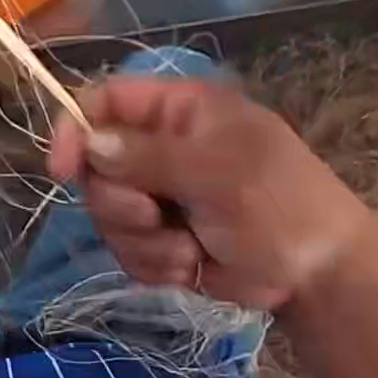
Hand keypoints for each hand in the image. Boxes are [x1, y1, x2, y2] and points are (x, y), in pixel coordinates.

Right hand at [48, 76, 377, 310]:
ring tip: (189, 248)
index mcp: (178, 113)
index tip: (63, 170)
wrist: (314, 273)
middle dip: (121, 204)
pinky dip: (155, 265)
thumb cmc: (280, 204)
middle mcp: (159, 152)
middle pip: (96, 170)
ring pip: (108, 218)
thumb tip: (90, 145)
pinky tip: (190, 264)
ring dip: (144, 242)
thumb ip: (150, 156)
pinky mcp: (159, 243)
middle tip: (156, 216)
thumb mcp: (218, 171)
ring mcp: (158, 200)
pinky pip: (127, 253)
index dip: (75, 131)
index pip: (105, 104)